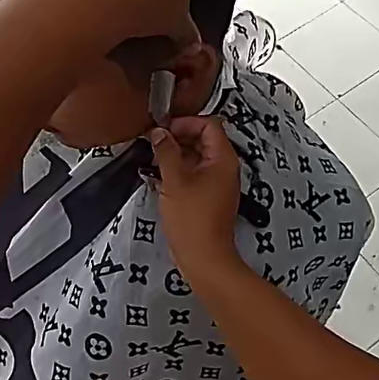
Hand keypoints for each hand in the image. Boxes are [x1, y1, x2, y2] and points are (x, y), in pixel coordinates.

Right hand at [148, 116, 244, 277]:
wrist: (203, 256)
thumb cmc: (195, 223)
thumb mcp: (174, 181)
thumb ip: (166, 152)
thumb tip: (159, 134)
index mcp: (223, 159)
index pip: (209, 124)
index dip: (185, 123)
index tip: (164, 130)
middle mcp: (224, 168)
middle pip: (203, 139)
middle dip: (177, 138)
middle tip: (155, 144)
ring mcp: (217, 183)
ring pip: (196, 157)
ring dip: (175, 155)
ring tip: (154, 160)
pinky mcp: (208, 196)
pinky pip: (194, 174)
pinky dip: (178, 172)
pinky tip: (159, 177)